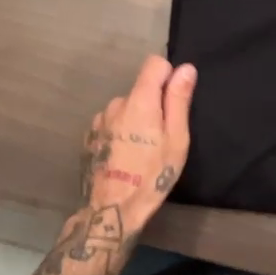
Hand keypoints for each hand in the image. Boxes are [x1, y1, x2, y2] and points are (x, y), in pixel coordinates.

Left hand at [79, 54, 195, 236]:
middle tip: (160, 138)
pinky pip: (112, 124)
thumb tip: (185, 68)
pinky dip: (120, 133)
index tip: (174, 101)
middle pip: (141, 90)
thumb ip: (178, 100)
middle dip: (153, 106)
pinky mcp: (90, 137)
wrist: (112, 210)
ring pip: (125, 109)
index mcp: (139, 100)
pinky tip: (125, 157)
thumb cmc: (152, 175)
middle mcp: (116, 104)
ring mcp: (99, 120)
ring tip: (141, 151)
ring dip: (135, 121)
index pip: (154, 64)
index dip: (168, 76)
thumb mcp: (176, 139)